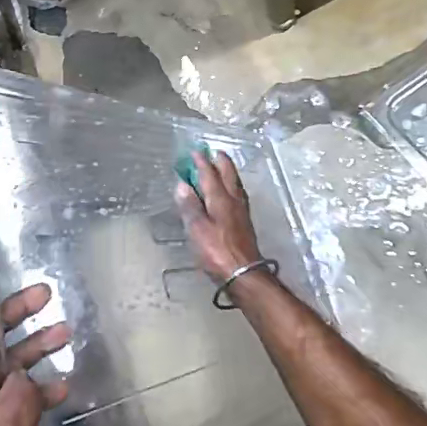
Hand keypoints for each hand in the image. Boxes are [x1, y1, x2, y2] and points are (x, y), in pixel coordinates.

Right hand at [175, 149, 263, 281]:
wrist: (243, 273)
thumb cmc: (216, 251)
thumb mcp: (197, 228)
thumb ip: (190, 206)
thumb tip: (182, 184)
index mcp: (221, 199)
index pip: (210, 175)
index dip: (202, 162)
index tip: (195, 151)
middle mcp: (233, 201)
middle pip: (229, 176)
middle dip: (221, 162)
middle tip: (214, 152)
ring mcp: (241, 212)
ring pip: (235, 185)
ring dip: (228, 173)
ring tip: (222, 167)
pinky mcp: (244, 223)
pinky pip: (237, 195)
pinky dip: (230, 187)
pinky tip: (228, 192)